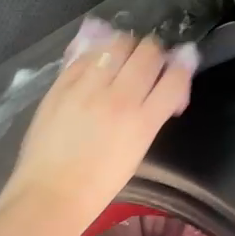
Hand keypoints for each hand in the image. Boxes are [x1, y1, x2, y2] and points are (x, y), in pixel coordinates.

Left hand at [0, 18, 197, 227]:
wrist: (51, 193)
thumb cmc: (98, 184)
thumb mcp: (137, 150)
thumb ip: (151, 115)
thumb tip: (159, 90)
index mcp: (143, 122)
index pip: (175, 78)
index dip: (183, 65)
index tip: (183, 62)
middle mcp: (118, 97)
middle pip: (149, 52)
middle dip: (155, 54)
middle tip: (150, 63)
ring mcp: (87, 87)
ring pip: (118, 43)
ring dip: (127, 47)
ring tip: (122, 58)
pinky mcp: (62, 83)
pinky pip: (87, 53)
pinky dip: (98, 53)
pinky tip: (96, 64)